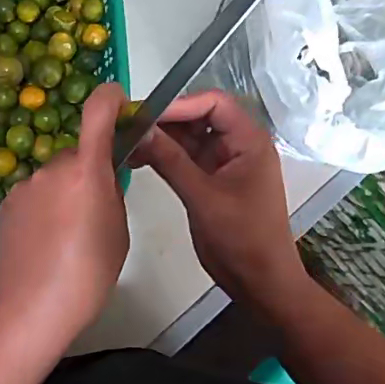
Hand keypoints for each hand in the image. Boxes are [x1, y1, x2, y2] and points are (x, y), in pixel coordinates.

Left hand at [0, 83, 130, 337]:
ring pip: (52, 177)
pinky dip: (43, 206)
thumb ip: (110, 193)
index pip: (97, 112)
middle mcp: (49, 169)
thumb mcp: (117, 231)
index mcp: (84, 170)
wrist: (30, 306)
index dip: (110, 98)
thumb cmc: (87, 274)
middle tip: (97, 209)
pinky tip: (44, 241)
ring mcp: (22, 185)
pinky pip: (33, 194)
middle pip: (75, 154)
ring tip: (68, 235)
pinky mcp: (4, 204)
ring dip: (63, 192)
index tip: (118, 100)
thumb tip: (100, 179)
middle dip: (88, 171)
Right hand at [133, 91, 309, 308]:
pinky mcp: (207, 180)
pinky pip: (182, 158)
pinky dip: (160, 156)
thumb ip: (171, 161)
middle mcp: (236, 146)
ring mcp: (221, 163)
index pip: (213, 104)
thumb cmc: (242, 236)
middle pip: (197, 117)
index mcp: (249, 141)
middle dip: (164, 120)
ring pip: (186, 138)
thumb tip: (141, 130)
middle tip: (127, 127)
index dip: (179, 105)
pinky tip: (135, 159)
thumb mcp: (203, 196)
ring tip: (126, 143)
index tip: (144, 115)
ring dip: (158, 138)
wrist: (258, 279)